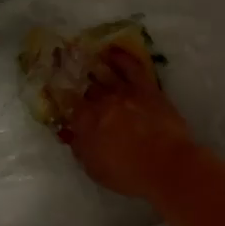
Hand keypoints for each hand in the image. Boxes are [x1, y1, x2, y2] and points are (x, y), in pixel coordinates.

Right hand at [52, 46, 203, 197]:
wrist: (167, 166)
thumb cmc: (129, 174)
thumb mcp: (94, 169)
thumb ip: (80, 149)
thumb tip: (69, 133)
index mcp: (85, 122)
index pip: (68, 105)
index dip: (62, 98)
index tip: (57, 92)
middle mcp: (100, 102)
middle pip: (85, 88)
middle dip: (76, 81)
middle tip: (70, 74)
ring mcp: (123, 92)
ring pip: (104, 74)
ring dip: (92, 66)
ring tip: (84, 57)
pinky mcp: (145, 88)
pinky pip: (131, 67)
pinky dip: (120, 57)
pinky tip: (112, 51)